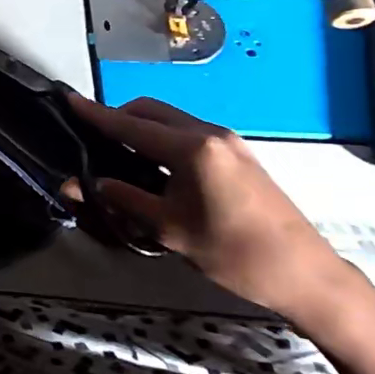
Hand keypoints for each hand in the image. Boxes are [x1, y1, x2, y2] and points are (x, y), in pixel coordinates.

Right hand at [65, 94, 344, 310]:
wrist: (303, 272)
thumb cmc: (234, 254)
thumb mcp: (172, 230)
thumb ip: (125, 201)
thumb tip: (84, 184)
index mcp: (192, 148)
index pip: (132, 125)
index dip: (97, 115)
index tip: (70, 101)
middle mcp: (209, 132)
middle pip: (152, 111)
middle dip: (120, 118)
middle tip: (94, 138)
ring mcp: (228, 140)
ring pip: (172, 120)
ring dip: (143, 128)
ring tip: (120, 153)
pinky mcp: (238, 152)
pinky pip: (189, 133)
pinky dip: (165, 139)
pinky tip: (156, 165)